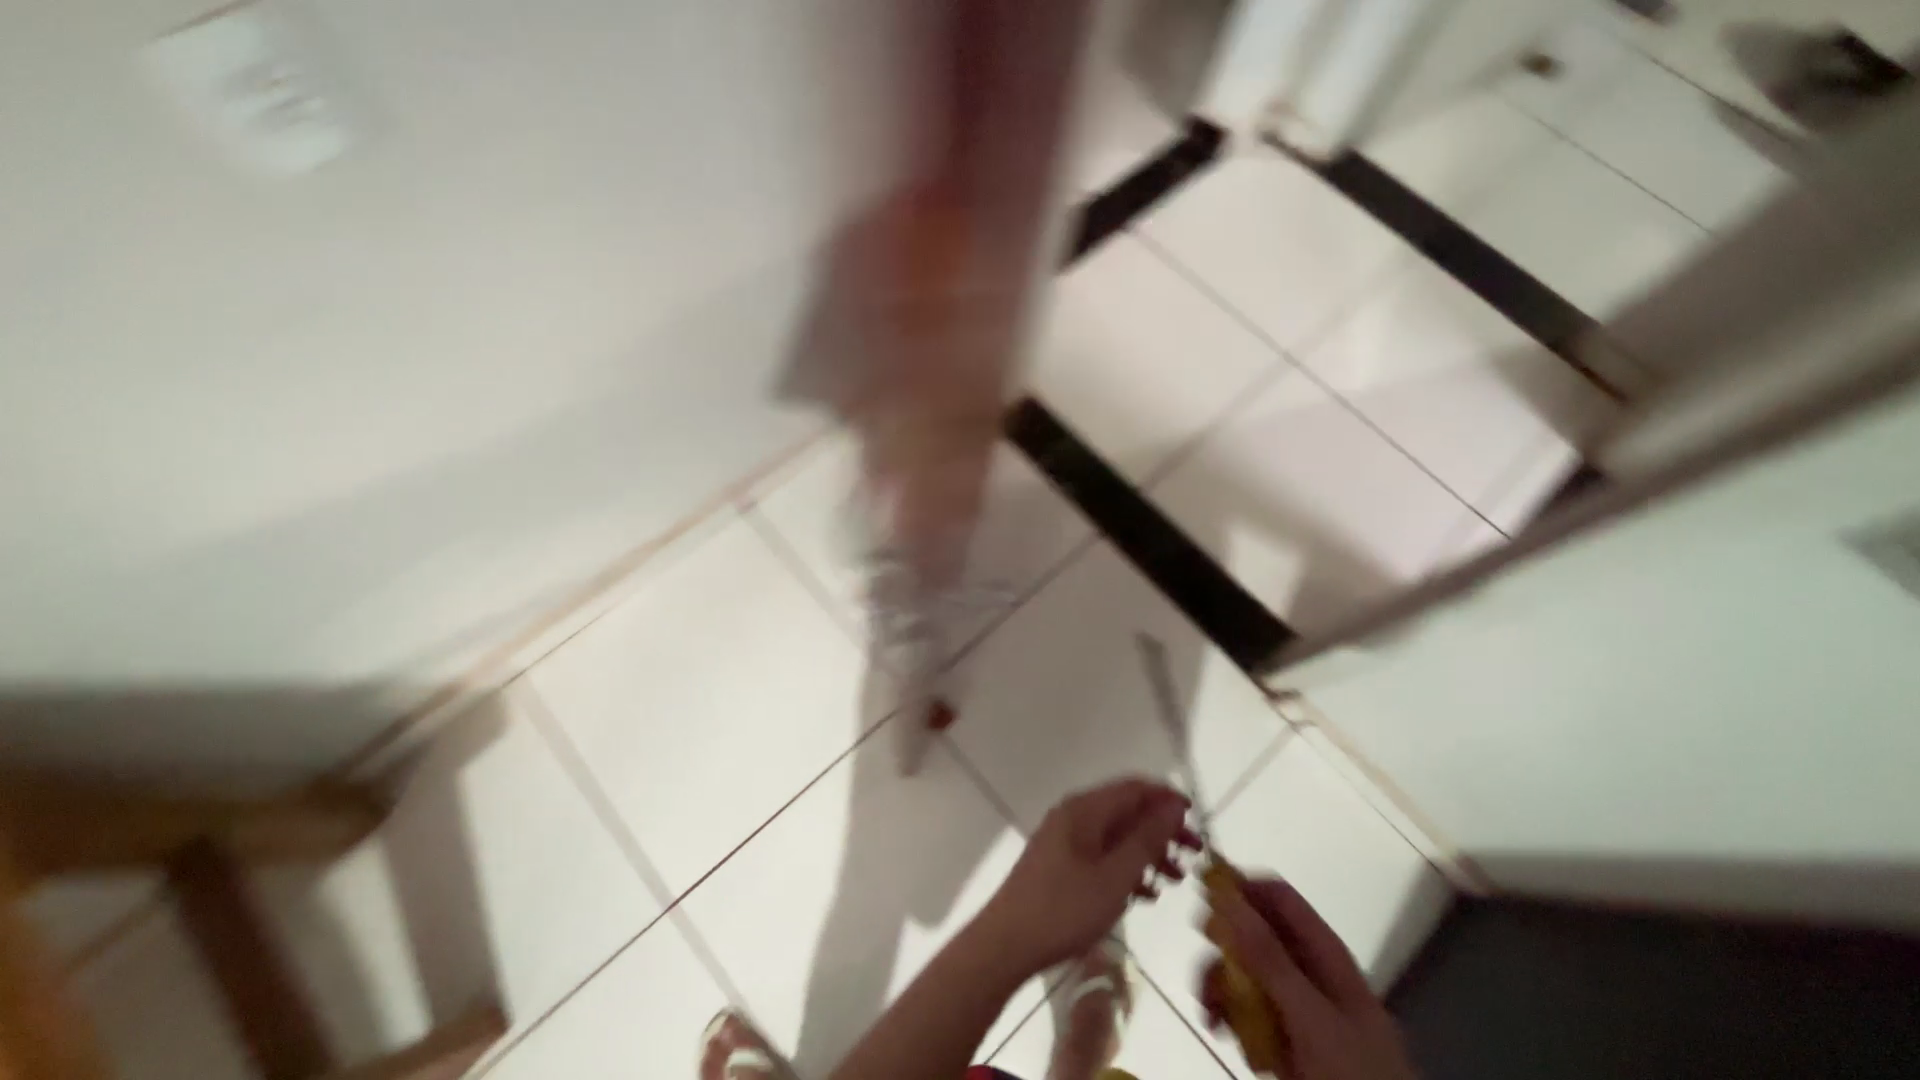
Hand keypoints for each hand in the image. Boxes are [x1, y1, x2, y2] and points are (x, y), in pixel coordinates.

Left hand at [970, 778, 1198, 977]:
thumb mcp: (1115, 876)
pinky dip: (1125, 869)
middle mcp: (1072, 816)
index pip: (1134, 788)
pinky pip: (1100, 856)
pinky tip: (1144, 895)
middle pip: (1126, 811)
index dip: (1167, 799)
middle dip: (1162, 830)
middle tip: (1194, 856)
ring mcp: (1062, 840)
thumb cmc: (1064, 908)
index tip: (1197, 820)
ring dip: (1147, 853)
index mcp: (1084, 810)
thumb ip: (1147, 839)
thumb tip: (1173, 807)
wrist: (1006, 944)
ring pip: (1115, 836)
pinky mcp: (1058, 865)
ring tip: (1175, 881)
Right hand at [1202, 878, 1416, 1079]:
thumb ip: (1269, 959)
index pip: (1277, 896)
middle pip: (1252, 933)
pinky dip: (1229, 1018)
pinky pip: (1245, 1009)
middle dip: (1221, 952)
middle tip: (1203, 977)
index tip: (1203, 908)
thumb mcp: (1310, 1017)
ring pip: (1242, 972)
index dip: (1239, 891)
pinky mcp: (1284, 1035)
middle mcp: (1307, 970)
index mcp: (1323, 953)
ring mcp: (1295, 1004)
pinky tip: (1226, 1036)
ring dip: (1219, 989)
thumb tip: (1226, 897)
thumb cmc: (1355, 1076)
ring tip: (1213, 1019)